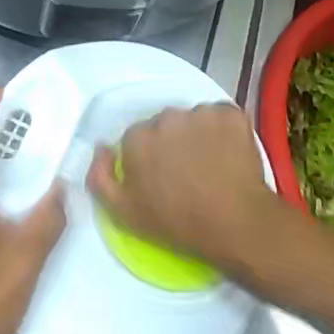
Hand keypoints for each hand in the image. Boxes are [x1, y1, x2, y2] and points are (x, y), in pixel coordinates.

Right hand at [88, 103, 282, 271]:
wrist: (232, 221)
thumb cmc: (175, 221)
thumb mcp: (122, 212)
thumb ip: (100, 176)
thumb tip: (102, 147)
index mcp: (138, 137)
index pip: (137, 137)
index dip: (148, 156)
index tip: (160, 175)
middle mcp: (168, 117)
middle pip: (166, 123)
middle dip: (172, 141)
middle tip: (186, 170)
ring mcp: (202, 113)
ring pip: (195, 118)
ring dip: (199, 133)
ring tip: (210, 163)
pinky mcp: (231, 114)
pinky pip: (223, 116)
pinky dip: (225, 130)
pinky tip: (228, 153)